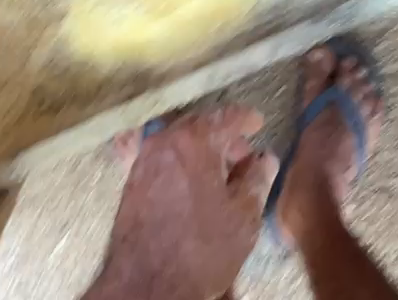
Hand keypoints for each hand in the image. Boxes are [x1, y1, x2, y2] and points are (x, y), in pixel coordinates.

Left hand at [85, 107, 277, 299]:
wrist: (150, 280)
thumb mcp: (243, 216)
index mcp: (194, 140)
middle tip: (244, 156)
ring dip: (201, 150)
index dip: (245, 119)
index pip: (225, 117)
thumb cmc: (202, 246)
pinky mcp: (133, 177)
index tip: (258, 122)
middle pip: (199, 126)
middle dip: (223, 137)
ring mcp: (145, 156)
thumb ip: (257, 180)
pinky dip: (180, 160)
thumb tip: (265, 159)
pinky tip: (192, 179)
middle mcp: (165, 139)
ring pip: (179, 141)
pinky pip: (161, 157)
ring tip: (221, 173)